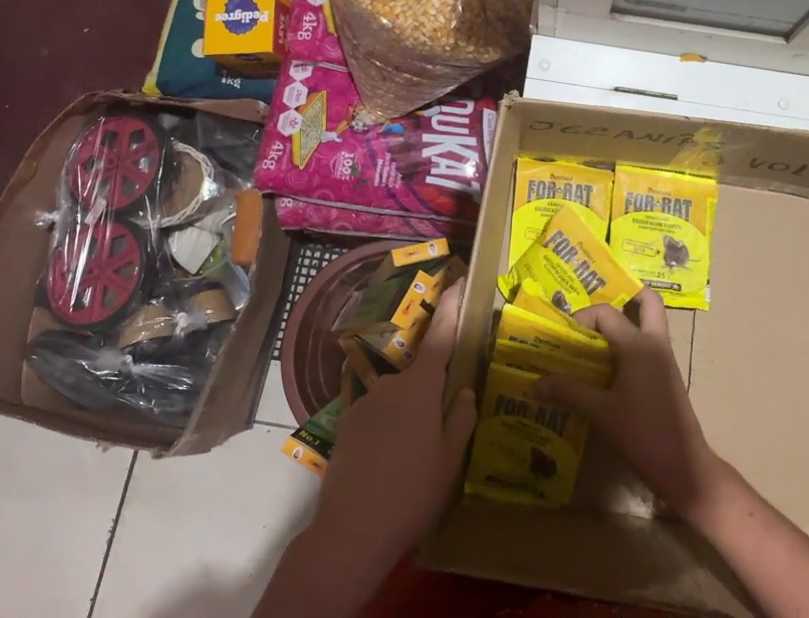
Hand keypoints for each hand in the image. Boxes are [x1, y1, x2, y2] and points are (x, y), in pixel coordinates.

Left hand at [311, 283, 476, 560]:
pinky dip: (388, 428)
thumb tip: (462, 390)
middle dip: (432, 389)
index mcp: (420, 388)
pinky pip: (376, 414)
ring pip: (396, 397)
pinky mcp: (346, 424)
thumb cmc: (413, 491)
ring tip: (415, 454)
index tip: (458, 280)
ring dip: (408, 414)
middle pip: (418, 373)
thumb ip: (460, 418)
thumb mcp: (450, 458)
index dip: (451, 308)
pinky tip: (391, 460)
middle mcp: (390, 385)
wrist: (352, 529)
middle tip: (443, 424)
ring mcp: (364, 403)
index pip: (441, 337)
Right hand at [532, 288, 726, 520]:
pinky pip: (650, 344)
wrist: (682, 465)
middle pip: (648, 301)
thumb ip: (568, 392)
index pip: (606, 313)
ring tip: (595, 337)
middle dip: (625, 296)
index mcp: (639, 345)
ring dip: (627, 320)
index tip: (563, 336)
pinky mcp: (667, 375)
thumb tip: (535, 384)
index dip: (582, 317)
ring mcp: (665, 359)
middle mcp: (655, 343)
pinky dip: (630, 343)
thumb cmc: (642, 433)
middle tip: (596, 312)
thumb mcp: (600, 412)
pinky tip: (608, 365)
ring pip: (651, 322)